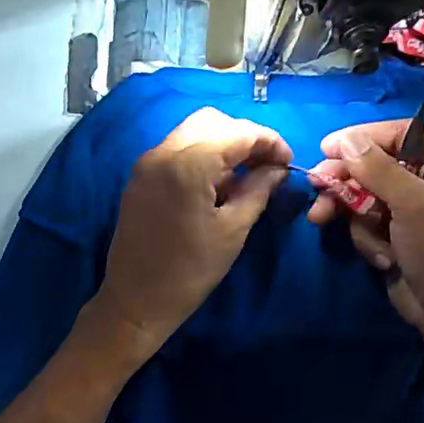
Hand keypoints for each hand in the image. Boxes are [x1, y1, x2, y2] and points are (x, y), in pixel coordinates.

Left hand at [90, 107, 292, 352]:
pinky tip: (215, 184)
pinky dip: (198, 156)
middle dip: (243, 137)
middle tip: (266, 166)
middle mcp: (161, 153)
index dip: (270, 142)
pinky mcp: (138, 180)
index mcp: (187, 163)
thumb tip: (276, 168)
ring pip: (191, 133)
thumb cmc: (189, 270)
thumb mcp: (233, 229)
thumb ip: (258, 189)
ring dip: (221, 144)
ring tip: (244, 176)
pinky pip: (174, 152)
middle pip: (212, 122)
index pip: (239, 132)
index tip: (288, 164)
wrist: (135, 300)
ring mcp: (145, 165)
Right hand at [304, 120, 423, 342]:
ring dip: (354, 216)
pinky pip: (369, 222)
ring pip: (367, 197)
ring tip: (327, 224)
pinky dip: (366, 237)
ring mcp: (420, 210)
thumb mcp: (414, 204)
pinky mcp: (402, 234)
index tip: (326, 148)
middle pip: (379, 166)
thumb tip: (345, 140)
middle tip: (316, 188)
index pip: (405, 135)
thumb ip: (377, 169)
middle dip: (348, 182)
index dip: (363, 139)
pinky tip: (380, 256)